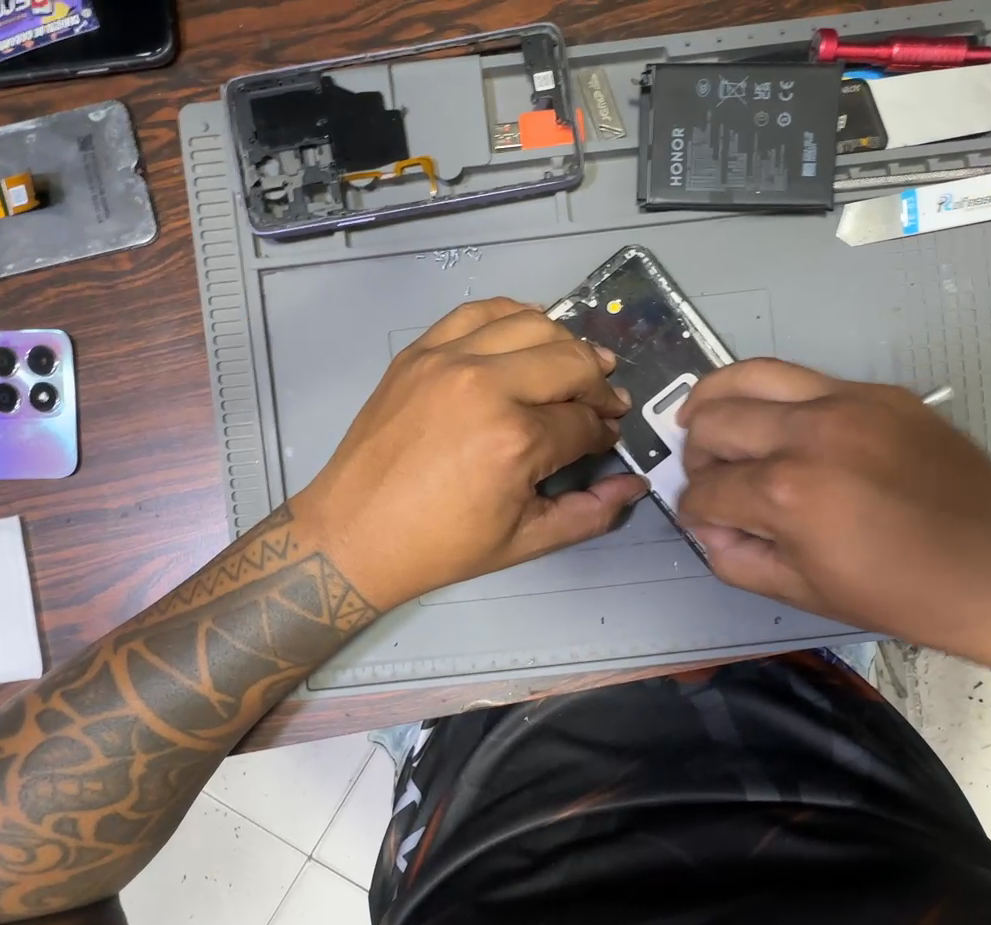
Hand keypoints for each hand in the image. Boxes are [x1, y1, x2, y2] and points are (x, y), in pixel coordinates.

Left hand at [294, 299, 648, 610]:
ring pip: (533, 326)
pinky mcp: (420, 352)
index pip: (584, 421)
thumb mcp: (525, 542)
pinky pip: (480, 312)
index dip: (604, 431)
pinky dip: (514, 316)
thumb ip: (590, 513)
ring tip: (577, 367)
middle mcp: (487, 387)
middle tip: (604, 404)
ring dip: (567, 344)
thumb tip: (634, 484)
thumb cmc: (442, 546)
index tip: (607, 439)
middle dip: (599, 386)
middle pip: (570, 362)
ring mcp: (449, 361)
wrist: (356, 533)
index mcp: (515, 441)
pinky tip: (530, 333)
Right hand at [676, 359, 990, 680]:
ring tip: (704, 422)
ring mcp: (848, 402)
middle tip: (709, 480)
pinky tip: (778, 428)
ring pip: (748, 376)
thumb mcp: (804, 592)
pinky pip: (801, 379)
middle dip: (695, 456)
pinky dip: (771, 400)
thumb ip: (735, 557)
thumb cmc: (903, 597)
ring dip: (715, 403)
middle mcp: (810, 433)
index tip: (704, 523)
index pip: (705, 490)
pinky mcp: (878, 392)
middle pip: (713, 421)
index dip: (693, 512)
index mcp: (788, 494)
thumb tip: (710, 524)